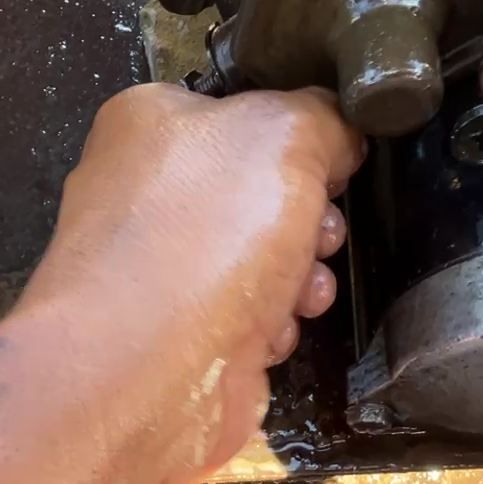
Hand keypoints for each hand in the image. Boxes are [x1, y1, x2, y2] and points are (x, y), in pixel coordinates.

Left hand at [18, 83, 361, 476]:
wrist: (147, 371)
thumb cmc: (207, 233)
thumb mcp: (285, 134)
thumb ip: (322, 117)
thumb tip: (338, 140)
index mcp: (148, 124)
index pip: (240, 113)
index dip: (299, 137)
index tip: (333, 163)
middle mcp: (144, 194)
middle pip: (257, 192)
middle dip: (308, 217)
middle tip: (321, 233)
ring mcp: (157, 270)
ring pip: (259, 259)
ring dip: (300, 276)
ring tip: (303, 292)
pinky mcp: (177, 334)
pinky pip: (245, 318)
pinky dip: (268, 326)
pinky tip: (270, 335)